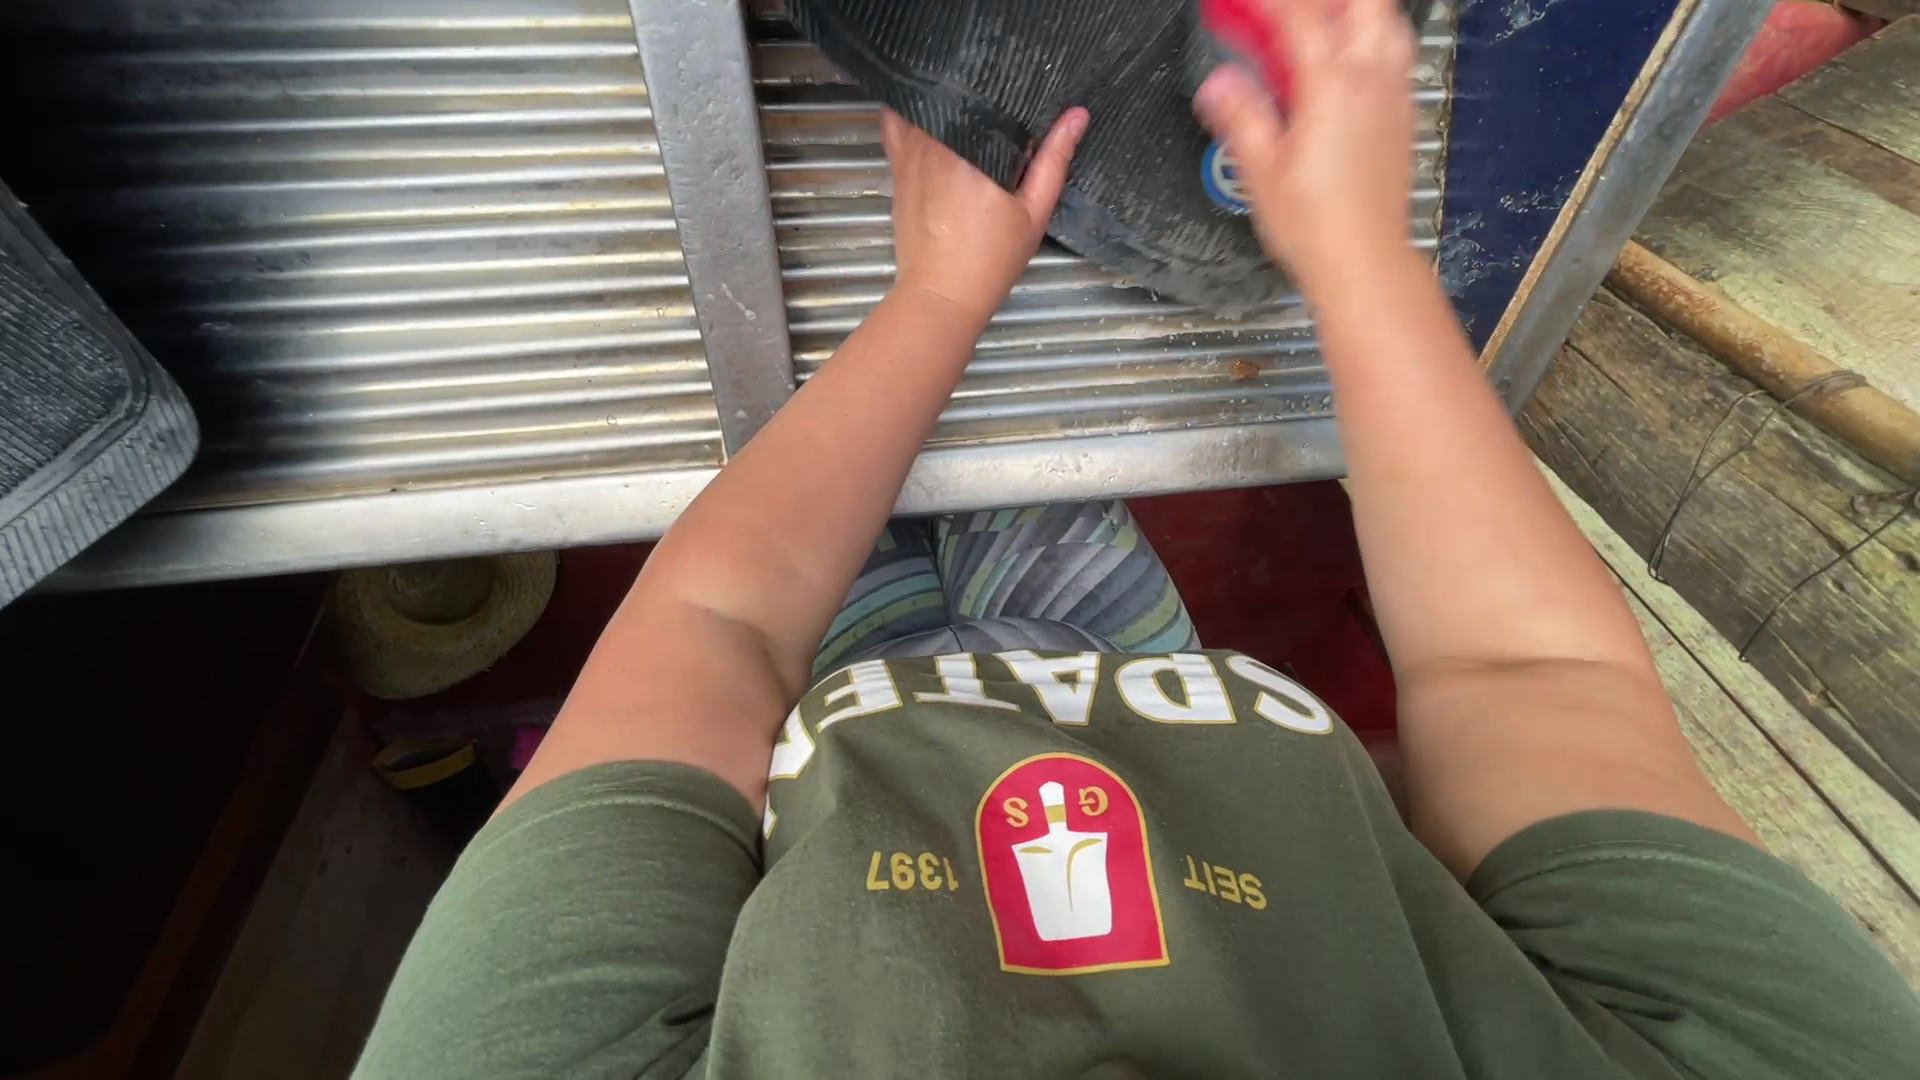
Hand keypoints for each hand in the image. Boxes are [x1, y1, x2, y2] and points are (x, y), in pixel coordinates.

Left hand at [883, 106, 1088, 323]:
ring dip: (948, 106)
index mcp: (978, 145)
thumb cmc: (989, 261)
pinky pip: (897, 123)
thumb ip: (1053, 161)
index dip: (1013, 99)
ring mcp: (913, 150)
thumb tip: (1076, 115)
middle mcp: (940, 139)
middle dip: (980, 101)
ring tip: (969, 124)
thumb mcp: (1032, 214)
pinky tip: (929, 122)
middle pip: (962, 96)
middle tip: (999, 121)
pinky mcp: (897, 166)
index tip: (1024, 113)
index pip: (997, 98)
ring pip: (932, 105)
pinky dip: (911, 114)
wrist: (941, 295)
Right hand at [1193, 0, 1415, 283]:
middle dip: (1314, 2)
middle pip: (1356, 2)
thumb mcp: (1260, 173)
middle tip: (1279, 15)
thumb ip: (1241, 117)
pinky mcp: (1401, 114)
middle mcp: (1371, 77)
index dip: (1264, 3)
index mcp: (1331, 86)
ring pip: (1383, 20)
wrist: (1362, 258)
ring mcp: (1393, 93)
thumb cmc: (1313, 225)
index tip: (1236, 4)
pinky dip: (1367, 40)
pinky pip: (1392, 52)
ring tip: (1313, 30)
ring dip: (1348, 13)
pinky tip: (1343, 65)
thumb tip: (1217, 84)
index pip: (1298, 16)